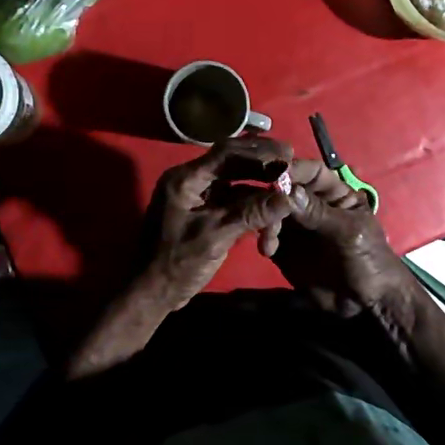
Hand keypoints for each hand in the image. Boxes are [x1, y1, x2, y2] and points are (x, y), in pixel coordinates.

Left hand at [142, 136, 295, 310]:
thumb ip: (251, 213)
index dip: (259, 152)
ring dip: (259, 189)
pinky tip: (269, 212)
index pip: (226, 153)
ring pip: (235, 183)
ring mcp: (197, 197)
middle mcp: (190, 181)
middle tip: (291, 161)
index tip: (287, 152)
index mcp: (185, 179)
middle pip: (231, 162)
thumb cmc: (177, 263)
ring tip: (285, 191)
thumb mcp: (215, 236)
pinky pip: (232, 200)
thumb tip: (289, 198)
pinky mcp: (204, 212)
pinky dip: (251, 205)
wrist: (153, 293)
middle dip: (262, 164)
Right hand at [273, 158, 417, 316]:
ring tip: (269, 240)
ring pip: (271, 212)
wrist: (367, 304)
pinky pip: (267, 237)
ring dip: (266, 221)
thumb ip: (318, 213)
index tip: (274, 174)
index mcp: (334, 195)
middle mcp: (311, 206)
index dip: (293, 169)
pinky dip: (264, 240)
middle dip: (272, 197)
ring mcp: (297, 228)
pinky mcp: (285, 250)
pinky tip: (268, 250)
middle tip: (263, 209)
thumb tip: (289, 192)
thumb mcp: (349, 233)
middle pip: (284, 190)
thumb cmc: (369, 260)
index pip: (310, 172)